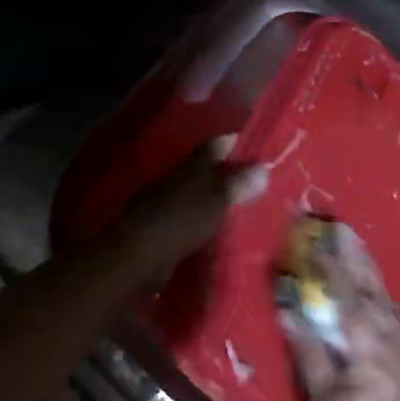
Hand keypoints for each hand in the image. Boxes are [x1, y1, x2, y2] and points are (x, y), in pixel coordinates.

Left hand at [114, 136, 268, 273]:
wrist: (136, 257)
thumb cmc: (177, 222)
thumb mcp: (212, 201)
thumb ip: (235, 184)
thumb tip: (262, 167)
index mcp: (189, 168)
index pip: (215, 146)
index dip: (236, 143)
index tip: (260, 147)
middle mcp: (177, 181)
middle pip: (207, 170)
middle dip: (231, 173)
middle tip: (263, 181)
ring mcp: (169, 204)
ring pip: (200, 194)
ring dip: (220, 198)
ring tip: (251, 207)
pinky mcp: (166, 229)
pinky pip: (194, 220)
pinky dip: (209, 222)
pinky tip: (226, 231)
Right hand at [282, 229, 399, 400]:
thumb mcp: (323, 397)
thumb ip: (308, 347)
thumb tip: (288, 305)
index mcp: (368, 341)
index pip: (342, 288)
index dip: (325, 259)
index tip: (309, 233)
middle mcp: (392, 334)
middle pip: (369, 283)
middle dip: (352, 252)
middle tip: (335, 224)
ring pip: (384, 293)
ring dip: (366, 266)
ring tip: (352, 242)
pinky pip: (393, 309)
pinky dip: (379, 288)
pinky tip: (373, 286)